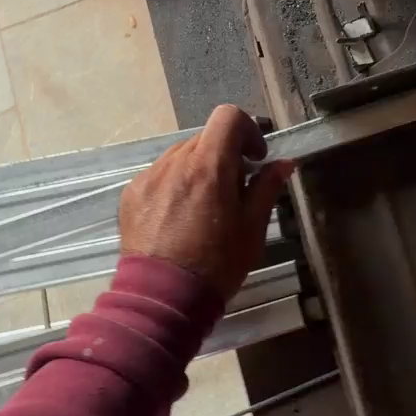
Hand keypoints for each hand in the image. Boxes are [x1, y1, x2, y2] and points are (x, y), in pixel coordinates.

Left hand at [118, 105, 295, 299]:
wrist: (161, 299)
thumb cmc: (216, 265)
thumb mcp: (252, 228)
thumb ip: (266, 188)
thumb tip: (283, 163)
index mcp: (209, 166)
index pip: (228, 116)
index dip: (247, 130)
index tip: (254, 159)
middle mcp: (175, 162)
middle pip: (205, 137)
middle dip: (224, 155)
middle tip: (233, 190)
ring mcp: (149, 177)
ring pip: (181, 155)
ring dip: (198, 168)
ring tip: (204, 207)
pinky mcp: (132, 194)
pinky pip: (160, 174)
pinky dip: (175, 184)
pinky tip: (179, 217)